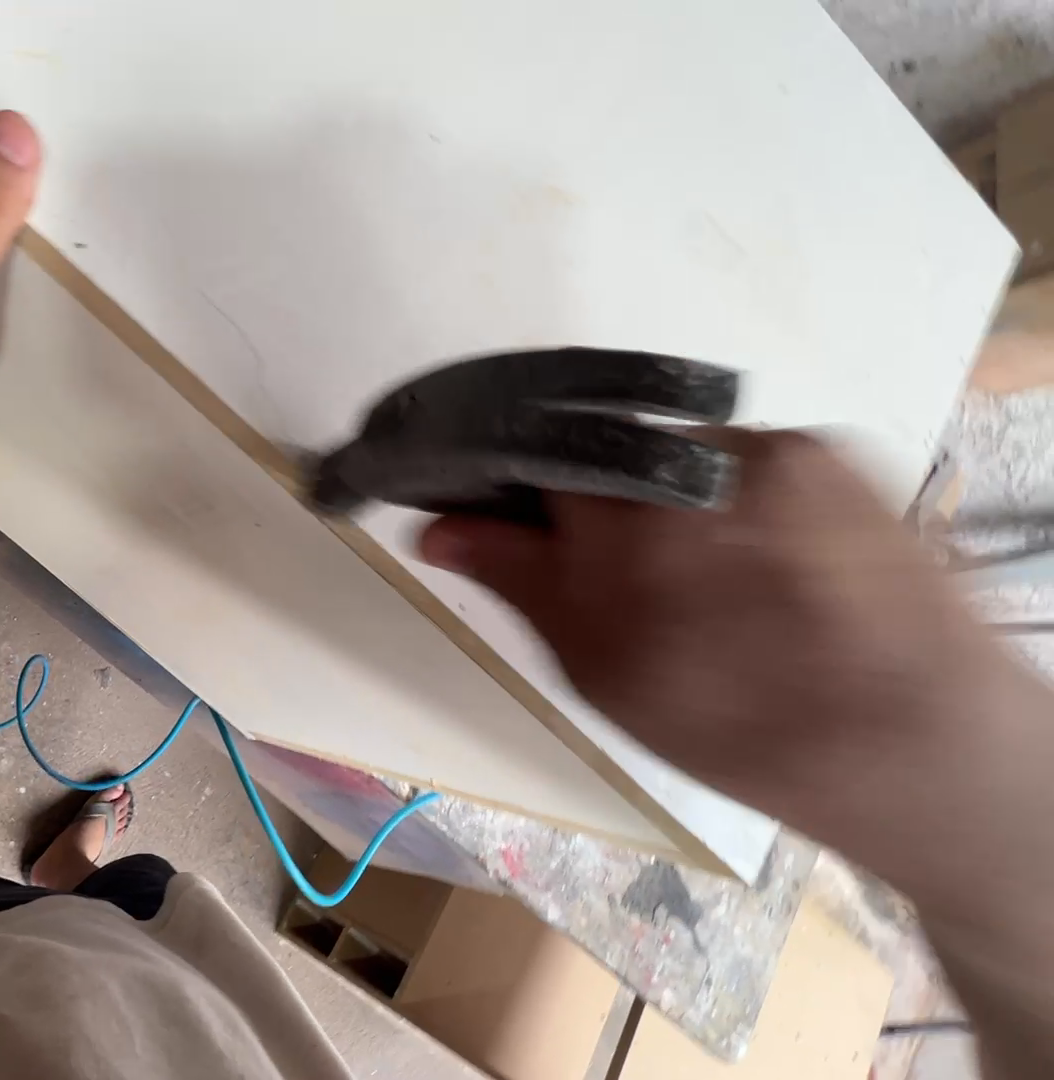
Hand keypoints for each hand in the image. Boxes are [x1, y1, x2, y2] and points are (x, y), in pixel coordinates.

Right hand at [415, 431, 1024, 839]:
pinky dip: (711, 508)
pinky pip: (736, 468)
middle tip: (590, 582)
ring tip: (672, 586)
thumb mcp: (592, 661)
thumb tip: (433, 528)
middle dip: (578, 509)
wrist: (936, 763)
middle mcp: (713, 447)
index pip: (529, 459)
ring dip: (648, 509)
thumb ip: (514, 576)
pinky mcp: (847, 464)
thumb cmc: (733, 721)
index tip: (490, 533)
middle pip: (600, 454)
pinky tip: (735, 574)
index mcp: (635, 498)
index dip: (501, 497)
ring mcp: (792, 449)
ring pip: (668, 461)